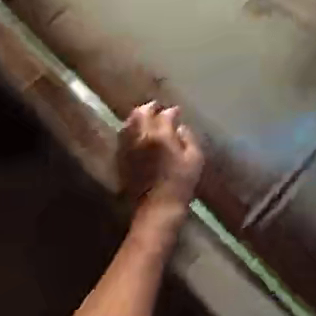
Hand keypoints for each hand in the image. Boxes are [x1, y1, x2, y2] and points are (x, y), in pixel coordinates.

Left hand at [118, 102, 203, 217]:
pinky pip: (123, 137)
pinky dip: (130, 130)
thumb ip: (188, 138)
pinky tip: (137, 134)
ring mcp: (128, 147)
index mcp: (160, 134)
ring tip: (146, 119)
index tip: (177, 112)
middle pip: (141, 113)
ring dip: (138, 117)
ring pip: (129, 123)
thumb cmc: (180, 183)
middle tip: (158, 108)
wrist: (157, 208)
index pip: (165, 115)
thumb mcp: (194, 159)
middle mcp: (140, 136)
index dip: (173, 112)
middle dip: (150, 108)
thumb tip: (180, 128)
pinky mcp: (121, 158)